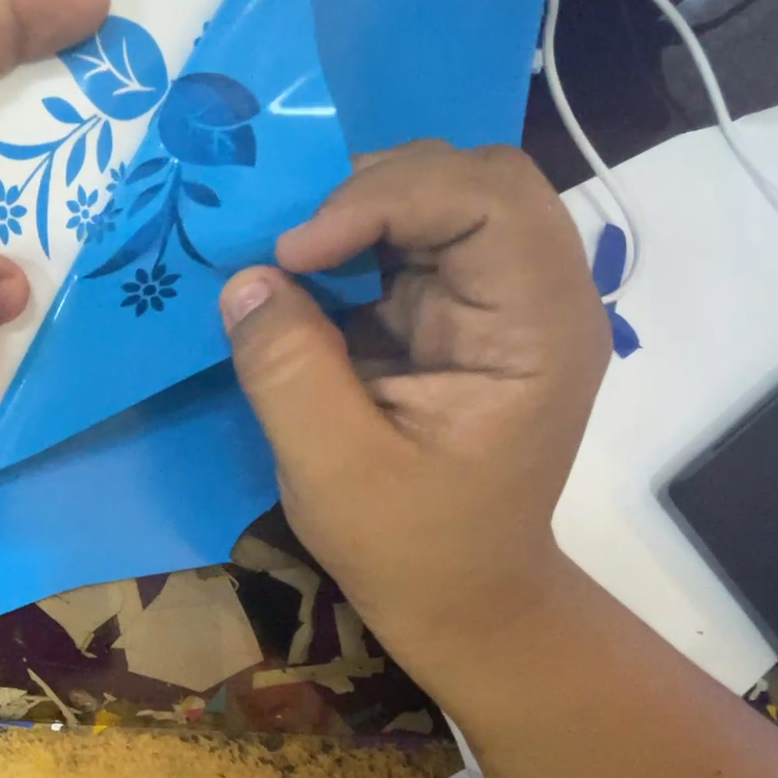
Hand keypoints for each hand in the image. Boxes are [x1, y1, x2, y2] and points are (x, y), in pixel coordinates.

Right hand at [218, 143, 609, 651]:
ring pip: (432, 205)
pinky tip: (292, 280)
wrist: (456, 596)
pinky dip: (338, 252)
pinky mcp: (444, 322)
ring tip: (276, 253)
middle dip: (367, 191)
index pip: (486, 200)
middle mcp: (528, 297)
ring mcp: (488, 307)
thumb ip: (287, 370)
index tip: (291, 254)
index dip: (383, 199)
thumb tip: (242, 281)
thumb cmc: (408, 545)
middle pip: (469, 181)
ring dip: (348, 215)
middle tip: (280, 238)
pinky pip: (396, 252)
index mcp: (535, 329)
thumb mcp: (333, 467)